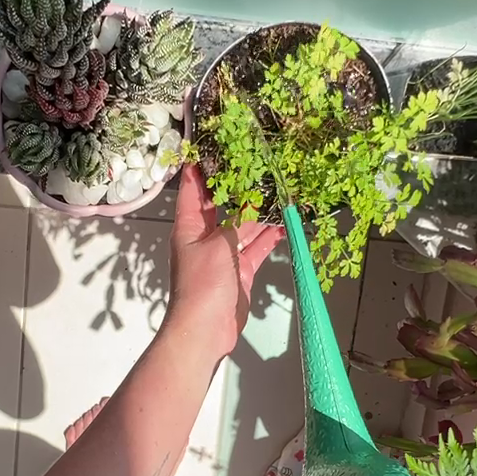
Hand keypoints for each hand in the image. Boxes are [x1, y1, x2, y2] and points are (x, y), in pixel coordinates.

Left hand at [163, 162, 282, 362]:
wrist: (205, 329)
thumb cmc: (203, 284)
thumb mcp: (218, 247)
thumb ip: (235, 225)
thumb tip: (251, 207)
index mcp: (189, 227)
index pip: (193, 191)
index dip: (201, 169)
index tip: (211, 146)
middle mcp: (205, 237)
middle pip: (223, 207)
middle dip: (240, 188)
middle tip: (260, 164)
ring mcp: (224, 255)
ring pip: (244, 227)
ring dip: (261, 213)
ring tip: (281, 191)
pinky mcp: (241, 271)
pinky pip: (256, 248)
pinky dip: (270, 238)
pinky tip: (287, 224)